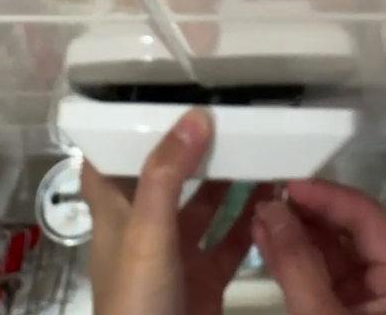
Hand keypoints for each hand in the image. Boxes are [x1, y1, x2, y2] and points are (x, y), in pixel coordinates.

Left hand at [82, 109, 261, 314]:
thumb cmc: (138, 303)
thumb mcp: (146, 234)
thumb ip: (167, 174)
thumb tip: (196, 113)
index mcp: (116, 214)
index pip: (110, 159)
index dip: (127, 127)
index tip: (157, 93)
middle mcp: (144, 229)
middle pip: (166, 176)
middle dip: (193, 145)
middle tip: (228, 109)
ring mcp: (176, 257)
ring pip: (203, 205)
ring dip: (228, 178)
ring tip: (260, 142)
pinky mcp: (205, 281)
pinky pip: (230, 241)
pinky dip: (251, 219)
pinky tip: (275, 195)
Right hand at [253, 180, 385, 314]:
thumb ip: (298, 265)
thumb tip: (271, 208)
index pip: (368, 218)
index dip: (330, 196)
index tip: (290, 184)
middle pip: (349, 232)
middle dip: (308, 212)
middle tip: (270, 193)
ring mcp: (365, 304)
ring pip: (329, 254)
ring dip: (295, 233)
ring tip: (261, 212)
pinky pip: (317, 277)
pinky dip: (292, 260)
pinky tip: (266, 240)